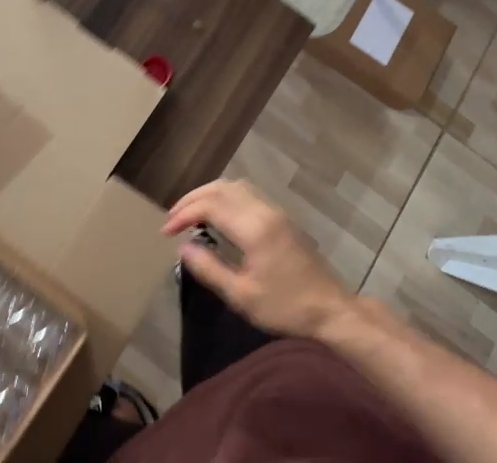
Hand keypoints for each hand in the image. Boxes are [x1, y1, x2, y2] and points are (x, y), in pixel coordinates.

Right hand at [164, 179, 353, 338]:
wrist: (330, 308)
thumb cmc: (285, 307)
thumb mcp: (242, 296)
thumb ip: (210, 268)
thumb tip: (184, 247)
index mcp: (254, 228)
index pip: (210, 206)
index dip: (184, 214)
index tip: (166, 232)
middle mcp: (265, 211)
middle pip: (222, 187)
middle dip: (193, 198)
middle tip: (172, 218)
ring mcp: (276, 212)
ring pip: (237, 187)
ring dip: (210, 194)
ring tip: (191, 215)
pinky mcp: (283, 219)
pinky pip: (249, 194)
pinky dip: (226, 198)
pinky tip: (218, 217)